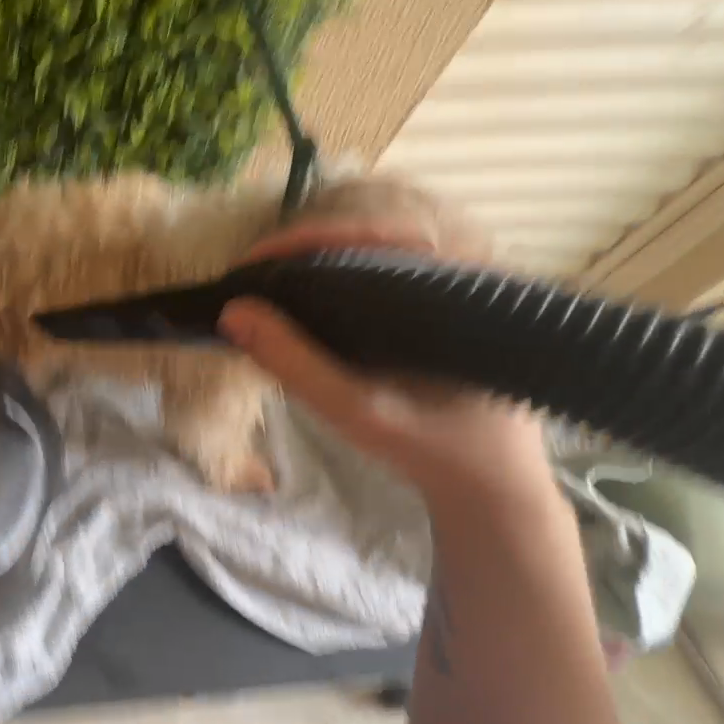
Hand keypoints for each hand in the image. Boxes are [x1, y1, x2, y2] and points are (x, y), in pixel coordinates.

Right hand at [220, 220, 558, 511]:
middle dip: (301, 251)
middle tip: (247, 276)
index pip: (378, 236)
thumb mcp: (359, 412)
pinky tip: (297, 305)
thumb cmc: (435, 451)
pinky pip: (378, 282)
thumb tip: (232, 312)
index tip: (251, 262)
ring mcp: (453, 295)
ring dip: (312, 268)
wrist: (492, 487)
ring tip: (262, 287)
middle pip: (370, 241)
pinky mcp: (439, 314)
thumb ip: (295, 363)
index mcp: (462, 289)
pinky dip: (330, 287)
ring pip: (371, 260)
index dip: (308, 240)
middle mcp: (463, 279)